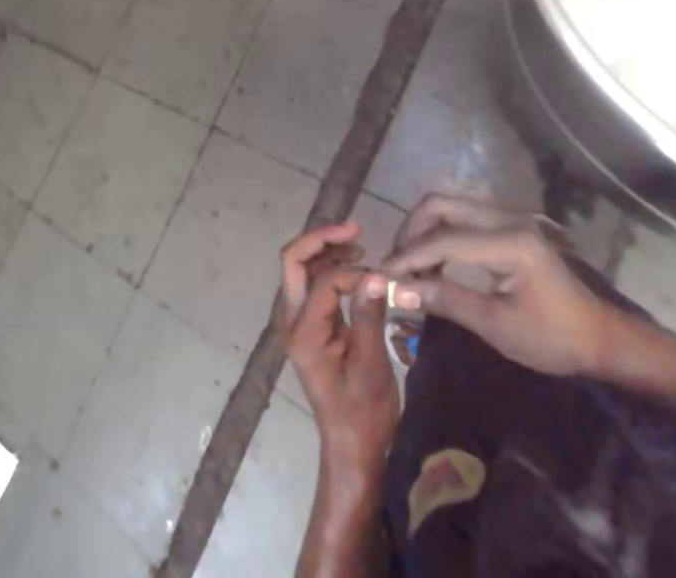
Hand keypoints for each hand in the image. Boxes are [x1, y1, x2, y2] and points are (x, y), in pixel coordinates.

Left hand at [280, 224, 397, 471]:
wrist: (352, 446)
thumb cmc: (363, 413)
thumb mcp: (371, 366)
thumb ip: (369, 317)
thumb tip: (377, 274)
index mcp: (303, 333)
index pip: (323, 281)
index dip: (354, 273)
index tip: (383, 282)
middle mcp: (292, 322)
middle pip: (293, 262)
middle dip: (321, 239)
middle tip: (356, 230)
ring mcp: (299, 323)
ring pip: (301, 269)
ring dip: (325, 250)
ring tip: (359, 245)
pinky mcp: (311, 325)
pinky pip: (313, 284)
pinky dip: (331, 267)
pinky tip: (356, 266)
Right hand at [382, 195, 655, 379]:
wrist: (600, 338)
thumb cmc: (552, 338)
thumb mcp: (497, 326)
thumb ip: (445, 300)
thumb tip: (397, 289)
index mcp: (510, 241)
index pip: (444, 239)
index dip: (408, 257)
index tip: (381, 276)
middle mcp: (508, 218)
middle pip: (441, 205)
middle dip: (411, 232)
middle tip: (396, 267)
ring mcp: (509, 218)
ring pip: (449, 207)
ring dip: (423, 231)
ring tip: (410, 268)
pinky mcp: (508, 226)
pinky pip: (462, 218)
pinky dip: (440, 234)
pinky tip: (433, 264)